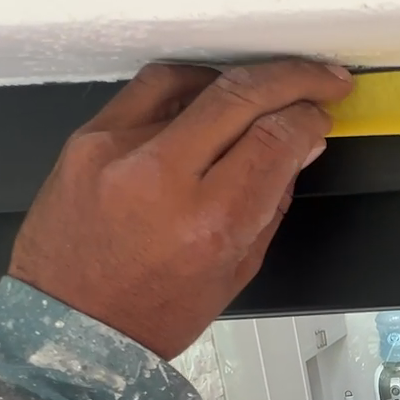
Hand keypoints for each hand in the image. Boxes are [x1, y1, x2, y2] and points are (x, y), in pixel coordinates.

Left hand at [8, 60, 353, 358]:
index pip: (274, 141)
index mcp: (209, 222)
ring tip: (271, 84)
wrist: (74, 323)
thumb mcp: (239, 266)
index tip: (323, 117)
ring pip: (194, 80)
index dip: (308, 119)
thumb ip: (271, 202)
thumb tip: (297, 148)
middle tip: (325, 79)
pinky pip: (149, 89)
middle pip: (240, 96)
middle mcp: (161, 177)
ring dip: (243, 76)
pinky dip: (193, 85)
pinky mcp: (87, 136)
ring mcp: (116, 149)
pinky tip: (215, 95)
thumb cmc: (159, 309)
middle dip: (293, 79)